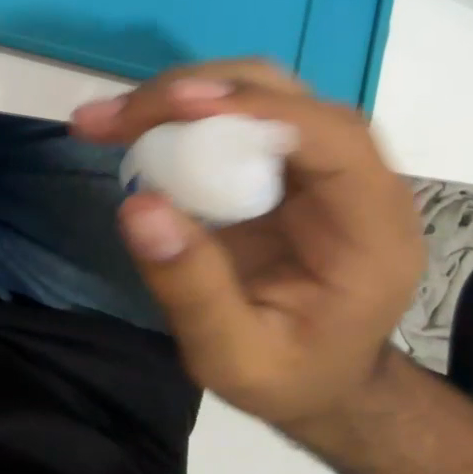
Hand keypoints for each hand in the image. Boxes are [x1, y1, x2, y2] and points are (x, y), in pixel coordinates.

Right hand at [71, 61, 422, 440]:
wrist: (321, 382)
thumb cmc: (290, 378)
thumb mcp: (236, 359)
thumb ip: (194, 290)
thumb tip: (137, 205)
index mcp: (371, 230)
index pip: (334, 138)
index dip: (260, 108)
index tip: (179, 105)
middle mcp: (353, 179)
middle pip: (284, 97)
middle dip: (195, 93)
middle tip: (113, 119)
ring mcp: (314, 163)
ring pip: (251, 91)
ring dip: (174, 96)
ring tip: (102, 122)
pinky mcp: (277, 160)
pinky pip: (227, 114)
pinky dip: (172, 113)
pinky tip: (123, 130)